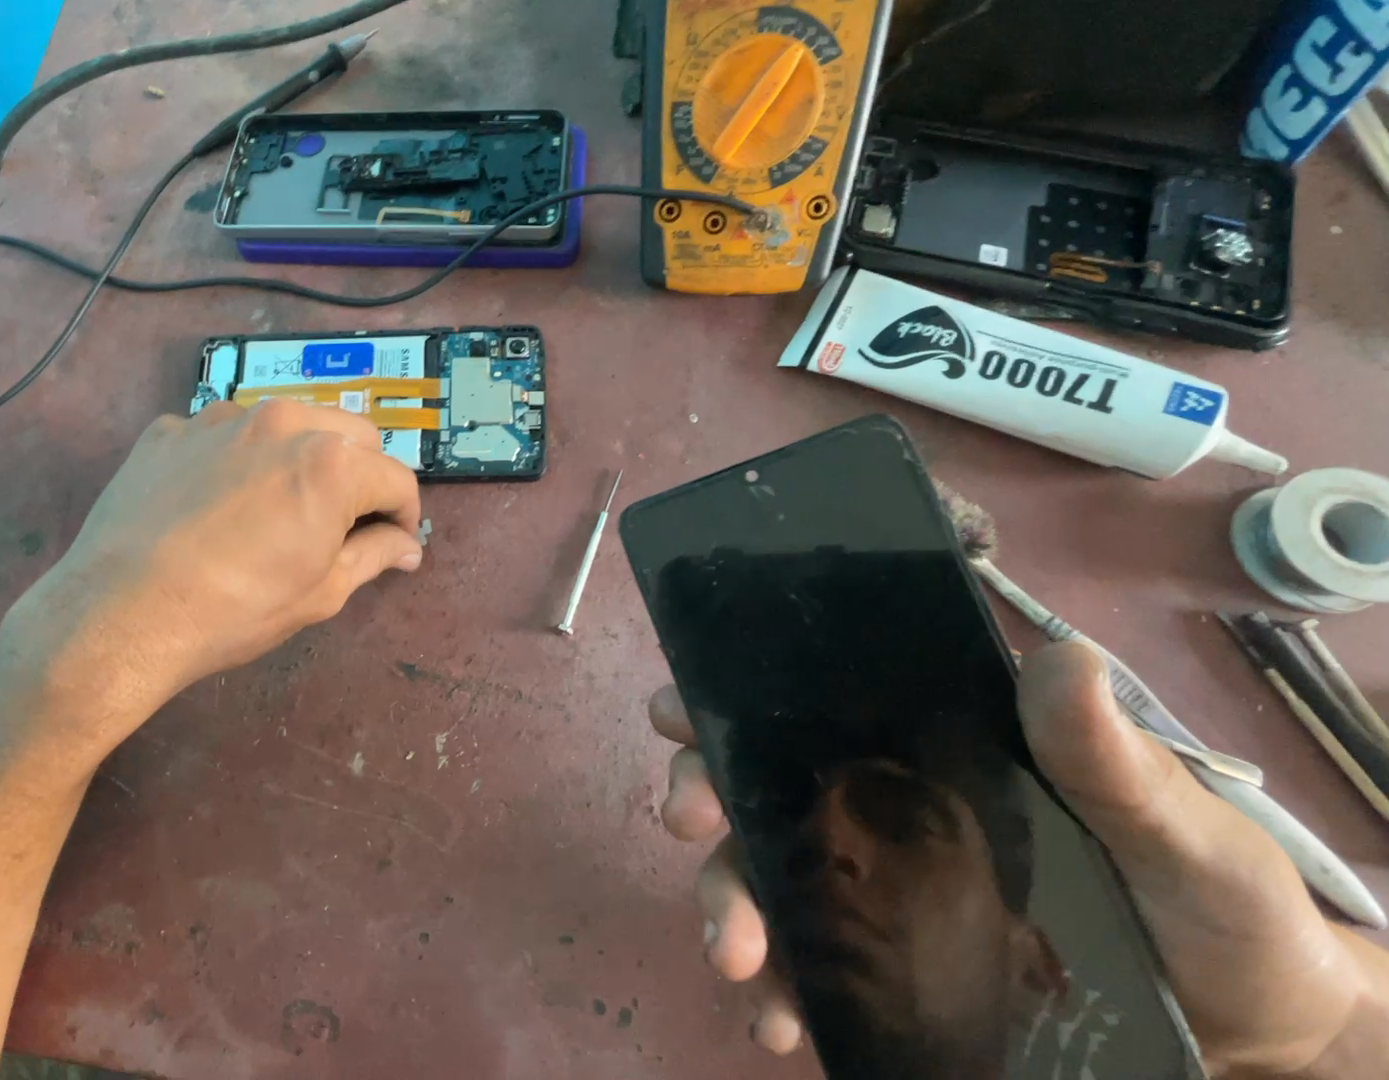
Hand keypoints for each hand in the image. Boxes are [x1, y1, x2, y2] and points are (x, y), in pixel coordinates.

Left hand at [3, 400, 421, 741]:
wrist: (120, 613)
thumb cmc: (237, 610)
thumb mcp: (321, 592)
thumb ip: (375, 555)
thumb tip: (407, 546)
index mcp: (331, 462)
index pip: (396, 479)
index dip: (404, 515)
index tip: (394, 541)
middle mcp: (282, 421)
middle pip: (352, 435)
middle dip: (362, 475)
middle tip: (343, 523)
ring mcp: (220, 418)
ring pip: (288, 423)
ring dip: (302, 457)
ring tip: (278, 508)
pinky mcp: (171, 429)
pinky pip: (225, 435)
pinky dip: (238, 460)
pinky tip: (217, 504)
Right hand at [651, 641, 1378, 1075]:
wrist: (1250, 1036)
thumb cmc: (1209, 903)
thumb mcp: (1175, 829)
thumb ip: (1111, 760)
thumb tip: (1066, 660)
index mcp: (919, 756)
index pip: (805, 711)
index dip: (726, 701)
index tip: (676, 712)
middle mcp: (875, 813)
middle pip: (756, 788)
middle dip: (706, 798)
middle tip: (692, 827)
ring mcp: (872, 891)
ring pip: (763, 878)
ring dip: (727, 905)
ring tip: (736, 961)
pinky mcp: (880, 965)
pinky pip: (803, 967)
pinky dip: (777, 990)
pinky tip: (778, 1022)